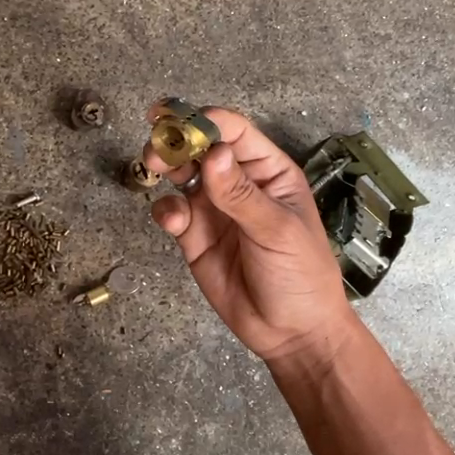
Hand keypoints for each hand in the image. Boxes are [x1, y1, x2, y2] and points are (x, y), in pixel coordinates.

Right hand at [145, 106, 353, 363]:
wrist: (292, 333)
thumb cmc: (300, 274)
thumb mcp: (276, 231)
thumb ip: (240, 194)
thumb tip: (213, 153)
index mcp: (268, 172)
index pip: (235, 133)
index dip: (207, 122)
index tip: (180, 121)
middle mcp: (238, 183)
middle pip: (201, 148)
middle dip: (177, 141)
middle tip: (157, 145)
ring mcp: (214, 209)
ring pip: (181, 174)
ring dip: (165, 166)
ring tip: (154, 168)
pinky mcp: (193, 236)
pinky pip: (172, 212)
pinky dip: (165, 211)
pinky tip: (172, 222)